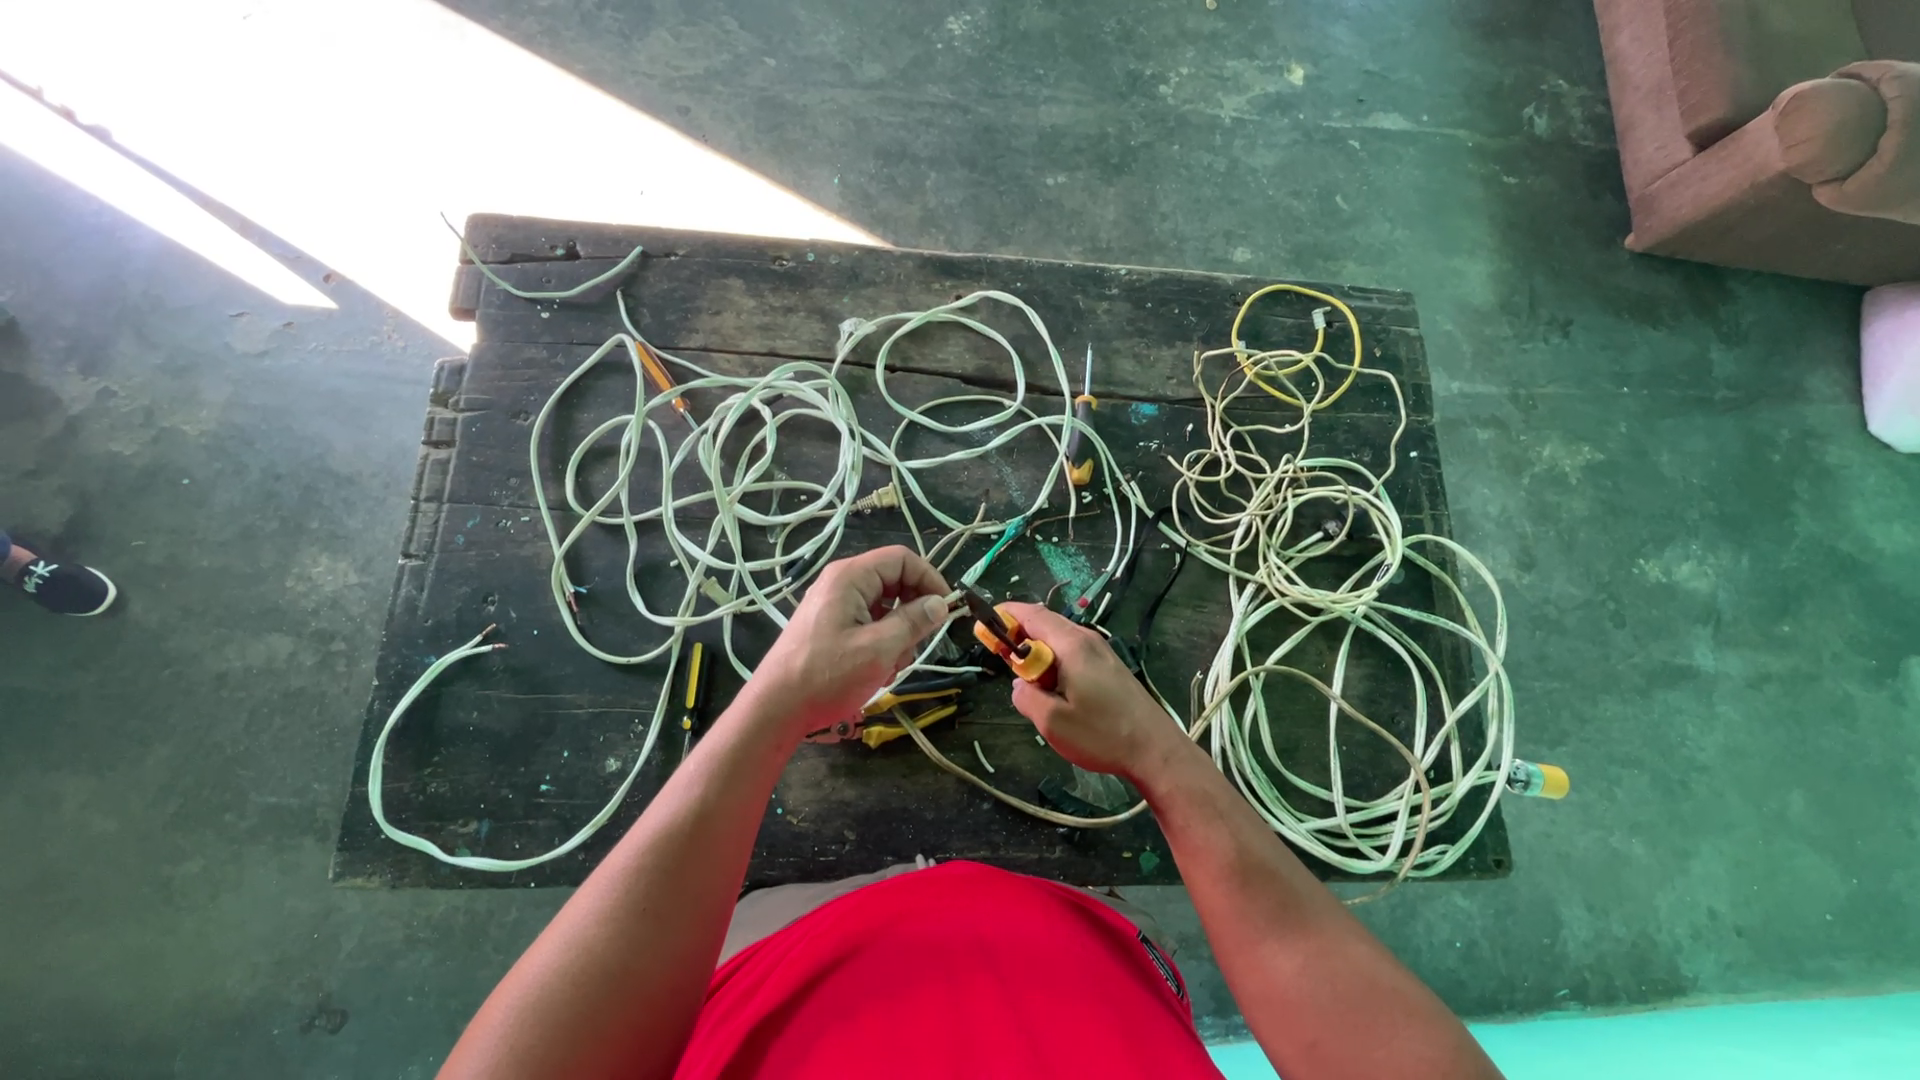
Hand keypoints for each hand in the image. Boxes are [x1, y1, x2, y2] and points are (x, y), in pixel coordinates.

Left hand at [748, 546, 951, 737]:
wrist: (777, 708)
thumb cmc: (827, 676)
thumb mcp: (879, 649)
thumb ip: (914, 622)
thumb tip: (941, 603)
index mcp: (850, 577)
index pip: (902, 558)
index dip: (929, 578)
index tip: (946, 608)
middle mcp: (841, 583)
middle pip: (894, 581)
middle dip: (913, 612)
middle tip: (917, 644)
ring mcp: (835, 605)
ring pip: (885, 606)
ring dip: (898, 634)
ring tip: (889, 664)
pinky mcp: (832, 626)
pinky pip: (869, 623)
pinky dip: (881, 643)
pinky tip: (877, 669)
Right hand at [1002, 603, 1189, 782]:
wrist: (1155, 750)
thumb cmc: (1103, 734)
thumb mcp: (1052, 722)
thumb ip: (1026, 698)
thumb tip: (1019, 684)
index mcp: (1072, 645)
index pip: (1032, 614)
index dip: (1005, 616)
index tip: (984, 626)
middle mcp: (1087, 640)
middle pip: (1045, 623)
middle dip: (1019, 636)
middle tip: (1003, 661)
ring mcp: (1101, 652)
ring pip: (1059, 639)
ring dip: (1038, 653)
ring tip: (1029, 682)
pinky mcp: (1109, 667)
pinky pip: (1072, 652)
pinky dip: (1054, 662)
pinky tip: (1054, 690)